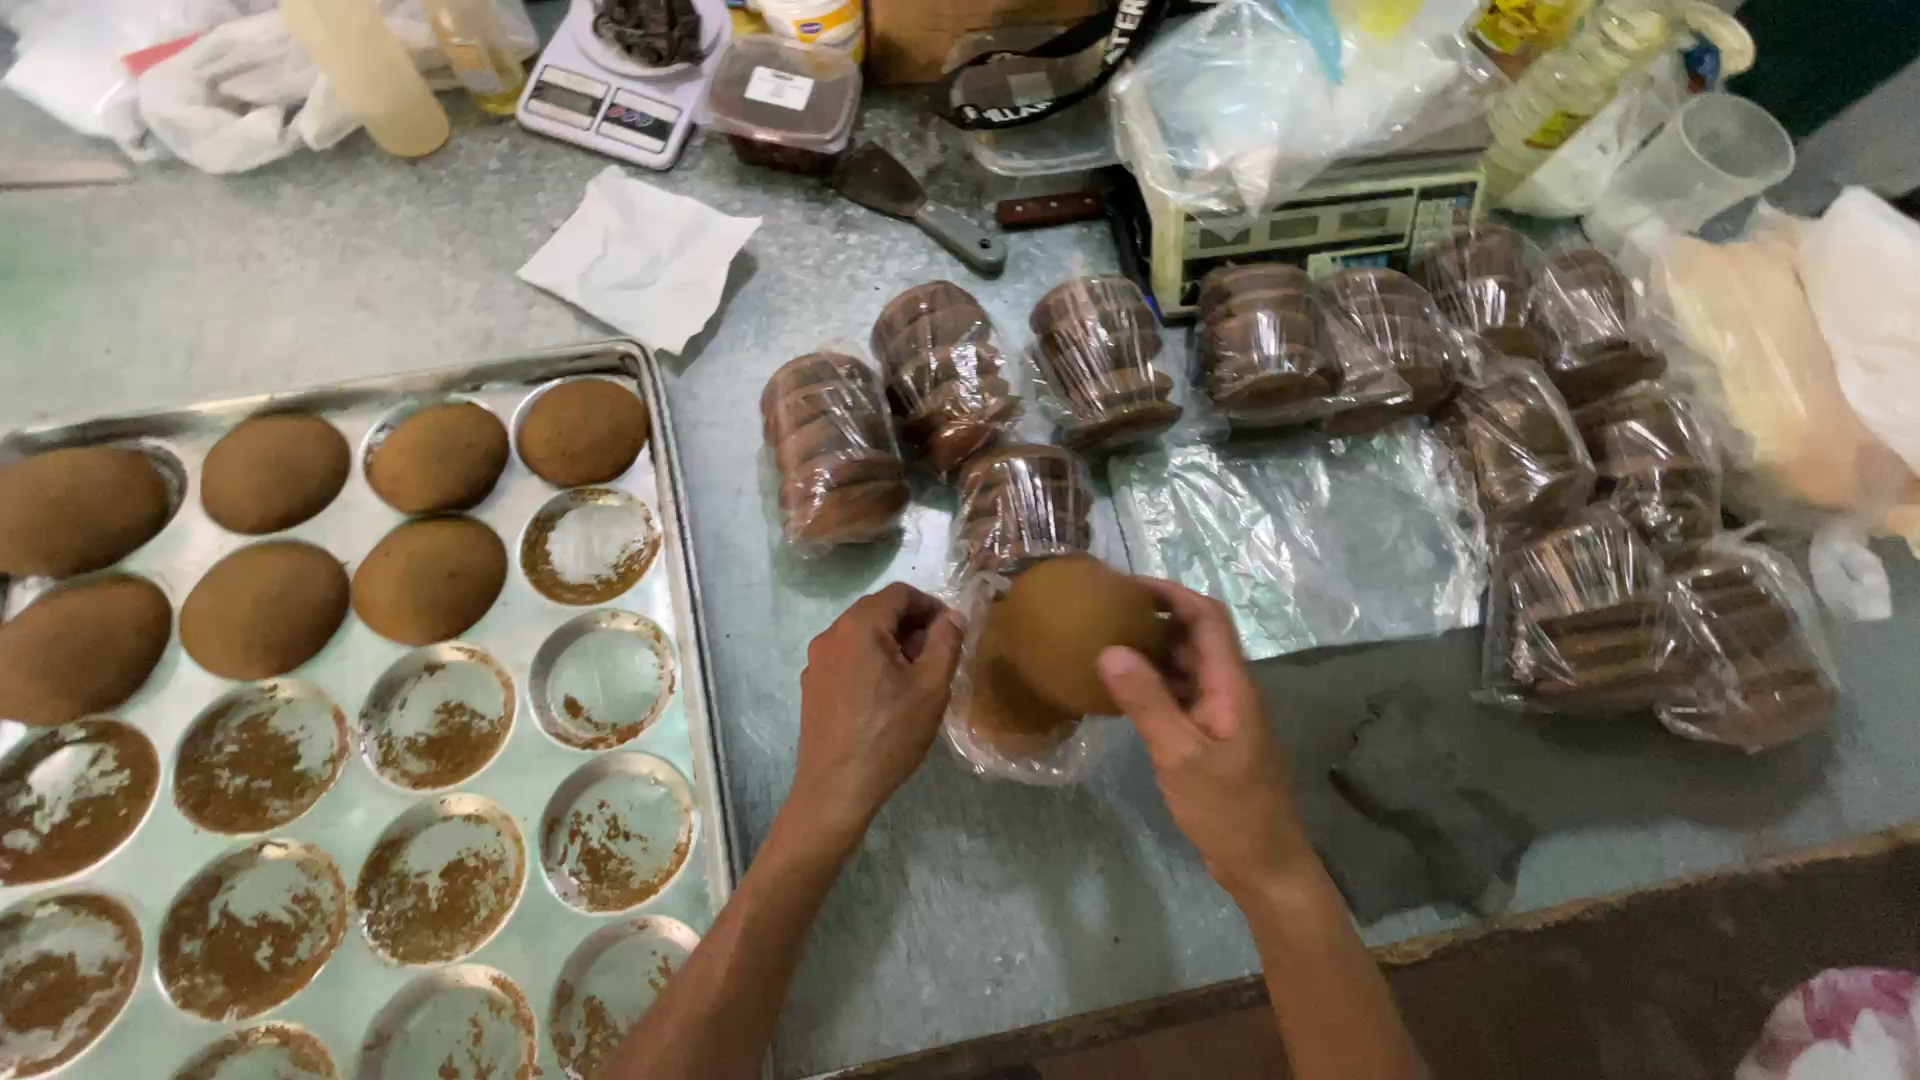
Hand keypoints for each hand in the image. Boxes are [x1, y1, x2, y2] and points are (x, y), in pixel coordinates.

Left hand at [790, 583, 964, 843]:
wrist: (836, 789)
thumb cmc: (889, 734)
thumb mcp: (931, 686)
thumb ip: (946, 642)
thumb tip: (953, 616)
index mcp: (859, 626)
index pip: (899, 594)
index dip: (931, 605)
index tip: (952, 630)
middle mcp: (831, 635)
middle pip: (877, 611)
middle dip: (912, 624)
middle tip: (938, 654)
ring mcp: (817, 662)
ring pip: (861, 635)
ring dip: (892, 643)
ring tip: (916, 676)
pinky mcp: (813, 686)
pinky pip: (847, 658)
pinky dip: (871, 661)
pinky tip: (886, 696)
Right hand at [1097, 579, 1314, 900]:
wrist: (1265, 866)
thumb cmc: (1229, 810)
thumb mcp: (1180, 755)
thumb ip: (1147, 701)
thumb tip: (1110, 650)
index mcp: (1231, 685)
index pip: (1207, 618)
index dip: (1172, 593)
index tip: (1127, 585)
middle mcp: (1229, 690)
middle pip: (1196, 637)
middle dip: (1156, 617)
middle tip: (1106, 613)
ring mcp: (1222, 714)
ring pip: (1186, 666)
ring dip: (1152, 651)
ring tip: (1105, 643)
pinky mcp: (1211, 736)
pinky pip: (1181, 695)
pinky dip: (1153, 684)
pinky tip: (1121, 691)